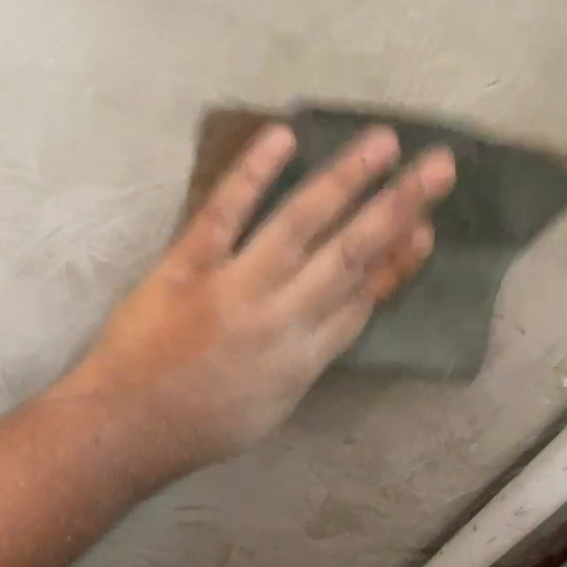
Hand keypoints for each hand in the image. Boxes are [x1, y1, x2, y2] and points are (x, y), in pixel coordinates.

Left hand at [51, 123, 454, 473]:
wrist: (125, 428)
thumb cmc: (194, 428)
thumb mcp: (268, 410)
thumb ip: (300, 362)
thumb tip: (324, 322)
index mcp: (303, 358)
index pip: (363, 299)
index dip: (398, 263)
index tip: (424, 230)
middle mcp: (281, 317)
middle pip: (350, 254)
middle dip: (398, 209)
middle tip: (441, 166)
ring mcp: (234, 288)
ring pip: (299, 225)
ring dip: (345, 181)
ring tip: (383, 142)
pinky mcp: (187, 268)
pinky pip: (224, 214)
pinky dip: (251, 175)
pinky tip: (281, 138)